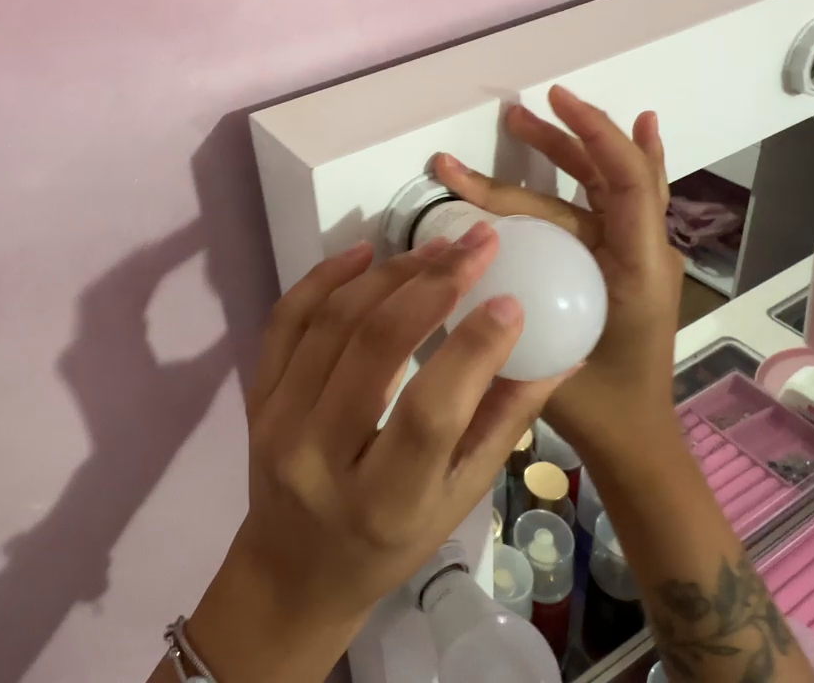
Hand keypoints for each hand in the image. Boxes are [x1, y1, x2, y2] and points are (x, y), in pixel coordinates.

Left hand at [183, 225, 565, 681]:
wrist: (291, 571)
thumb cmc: (388, 546)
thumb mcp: (455, 503)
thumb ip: (502, 426)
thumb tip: (558, 356)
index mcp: (382, 502)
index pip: (429, 411)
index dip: (472, 350)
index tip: (510, 299)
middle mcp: (318, 456)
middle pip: (374, 347)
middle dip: (433, 284)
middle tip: (478, 243)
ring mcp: (277, 420)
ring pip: (332, 322)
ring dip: (388, 274)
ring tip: (436, 247)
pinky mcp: (255, 395)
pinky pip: (286, 319)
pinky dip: (325, 277)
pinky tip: (366, 253)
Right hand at [431, 84, 681, 459]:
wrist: (633, 439)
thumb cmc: (590, 405)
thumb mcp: (543, 352)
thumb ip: (509, 304)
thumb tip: (460, 251)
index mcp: (635, 268)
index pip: (624, 184)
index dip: (592, 136)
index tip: (553, 103)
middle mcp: (644, 252)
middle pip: (607, 177)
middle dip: (559, 140)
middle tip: (511, 117)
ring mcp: (637, 256)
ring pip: (608, 186)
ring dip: (571, 149)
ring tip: (523, 121)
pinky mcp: (624, 263)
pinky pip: (626, 202)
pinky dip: (630, 162)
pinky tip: (641, 125)